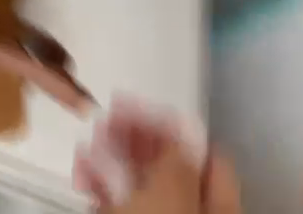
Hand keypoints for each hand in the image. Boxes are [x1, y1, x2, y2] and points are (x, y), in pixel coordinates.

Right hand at [78, 106, 241, 213]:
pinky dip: (101, 179)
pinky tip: (85, 167)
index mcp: (217, 207)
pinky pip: (118, 198)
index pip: (210, 158)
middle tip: (112, 112)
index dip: (176, 127)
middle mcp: (196, 212)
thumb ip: (177, 159)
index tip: (141, 101)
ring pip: (142, 181)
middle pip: (173, 167)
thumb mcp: (170, 196)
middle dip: (140, 138)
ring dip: (116, 154)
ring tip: (93, 135)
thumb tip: (180, 124)